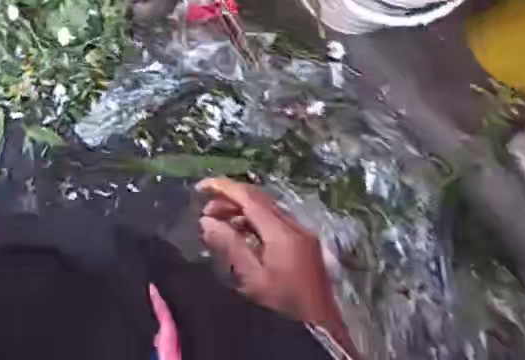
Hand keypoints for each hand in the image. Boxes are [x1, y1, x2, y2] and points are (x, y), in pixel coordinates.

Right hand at [196, 178, 350, 348]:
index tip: (201, 187)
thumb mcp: (253, 281)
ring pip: (268, 212)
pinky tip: (240, 236)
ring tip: (217, 223)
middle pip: (260, 201)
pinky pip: (276, 224)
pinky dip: (255, 224)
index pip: (250, 198)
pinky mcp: (305, 247)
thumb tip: (206, 221)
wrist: (323, 337)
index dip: (224, 188)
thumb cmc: (284, 311)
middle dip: (231, 200)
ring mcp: (303, 235)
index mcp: (283, 231)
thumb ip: (230, 247)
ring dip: (242, 212)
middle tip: (205, 210)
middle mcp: (295, 226)